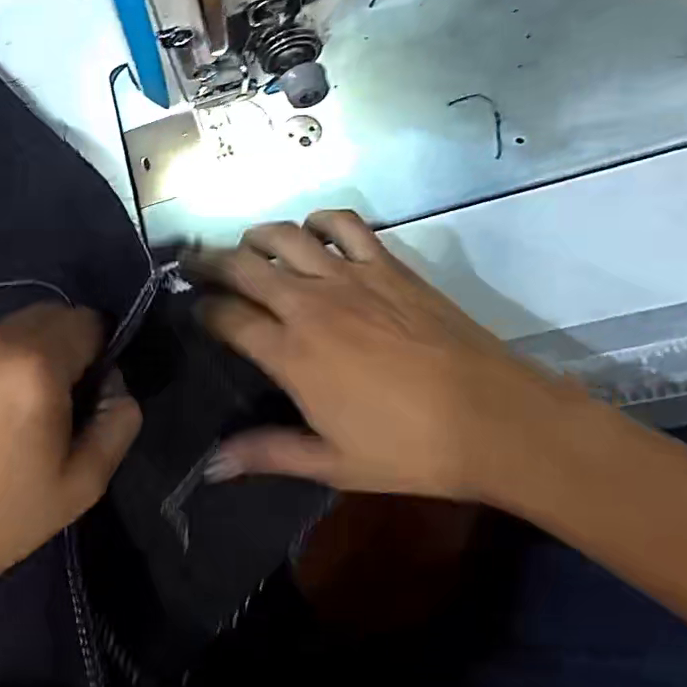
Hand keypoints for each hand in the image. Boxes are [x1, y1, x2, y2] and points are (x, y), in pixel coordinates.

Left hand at [0, 304, 140, 613]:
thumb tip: (114, 381)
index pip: (89, 322)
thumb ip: (120, 419)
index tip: (87, 390)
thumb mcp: (88, 481)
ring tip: (6, 407)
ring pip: (11, 328)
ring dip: (23, 352)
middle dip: (63, 347)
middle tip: (50, 401)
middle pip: (50, 315)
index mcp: (36, 367)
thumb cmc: (9, 517)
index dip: (98, 353)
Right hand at [196, 210, 611, 508]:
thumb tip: (210, 466)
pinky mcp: (387, 265)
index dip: (203, 311)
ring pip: (285, 236)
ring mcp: (349, 277)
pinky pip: (344, 225)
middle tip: (196, 265)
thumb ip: (267, 454)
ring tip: (248, 246)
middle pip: (244, 266)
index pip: (227, 317)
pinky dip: (321, 220)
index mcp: (291, 353)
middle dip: (211, 262)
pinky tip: (313, 231)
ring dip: (257, 236)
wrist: (492, 418)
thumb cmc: (408, 448)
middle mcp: (309, 304)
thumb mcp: (331, 463)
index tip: (194, 311)